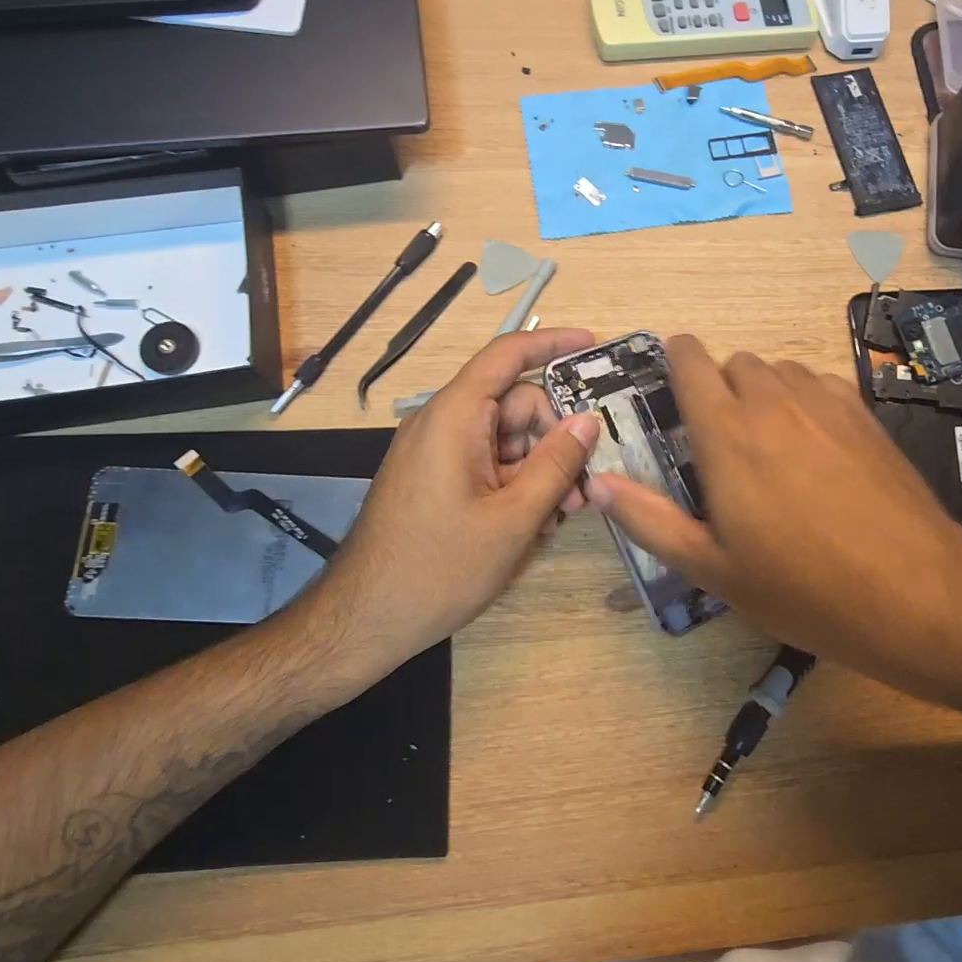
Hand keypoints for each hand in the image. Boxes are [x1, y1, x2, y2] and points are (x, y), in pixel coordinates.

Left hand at [317, 329, 600, 661]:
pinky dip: (514, 485)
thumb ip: (556, 465)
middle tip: (582, 489)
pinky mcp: (434, 481)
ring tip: (559, 517)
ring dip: (539, 470)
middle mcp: (442, 424)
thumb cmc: (439, 568)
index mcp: (455, 417)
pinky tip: (531, 525)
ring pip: (505, 440)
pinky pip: (486, 465)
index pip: (507, 355)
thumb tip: (588, 421)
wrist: (367, 618)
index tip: (595, 346)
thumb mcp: (513, 519)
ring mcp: (436, 454)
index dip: (553, 343)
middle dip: (554, 439)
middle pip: (515, 406)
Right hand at [586, 335, 961, 661]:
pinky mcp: (864, 415)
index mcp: (725, 432)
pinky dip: (804, 400)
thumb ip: (648, 519)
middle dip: (719, 387)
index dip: (674, 359)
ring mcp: (825, 403)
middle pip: (735, 363)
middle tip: (720, 439)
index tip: (670, 379)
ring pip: (780, 371)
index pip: (689, 361)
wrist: (912, 590)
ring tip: (767, 443)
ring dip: (763, 392)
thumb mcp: (710, 566)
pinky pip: (820, 384)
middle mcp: (772, 402)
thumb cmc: (799, 585)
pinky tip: (814, 445)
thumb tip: (596, 484)